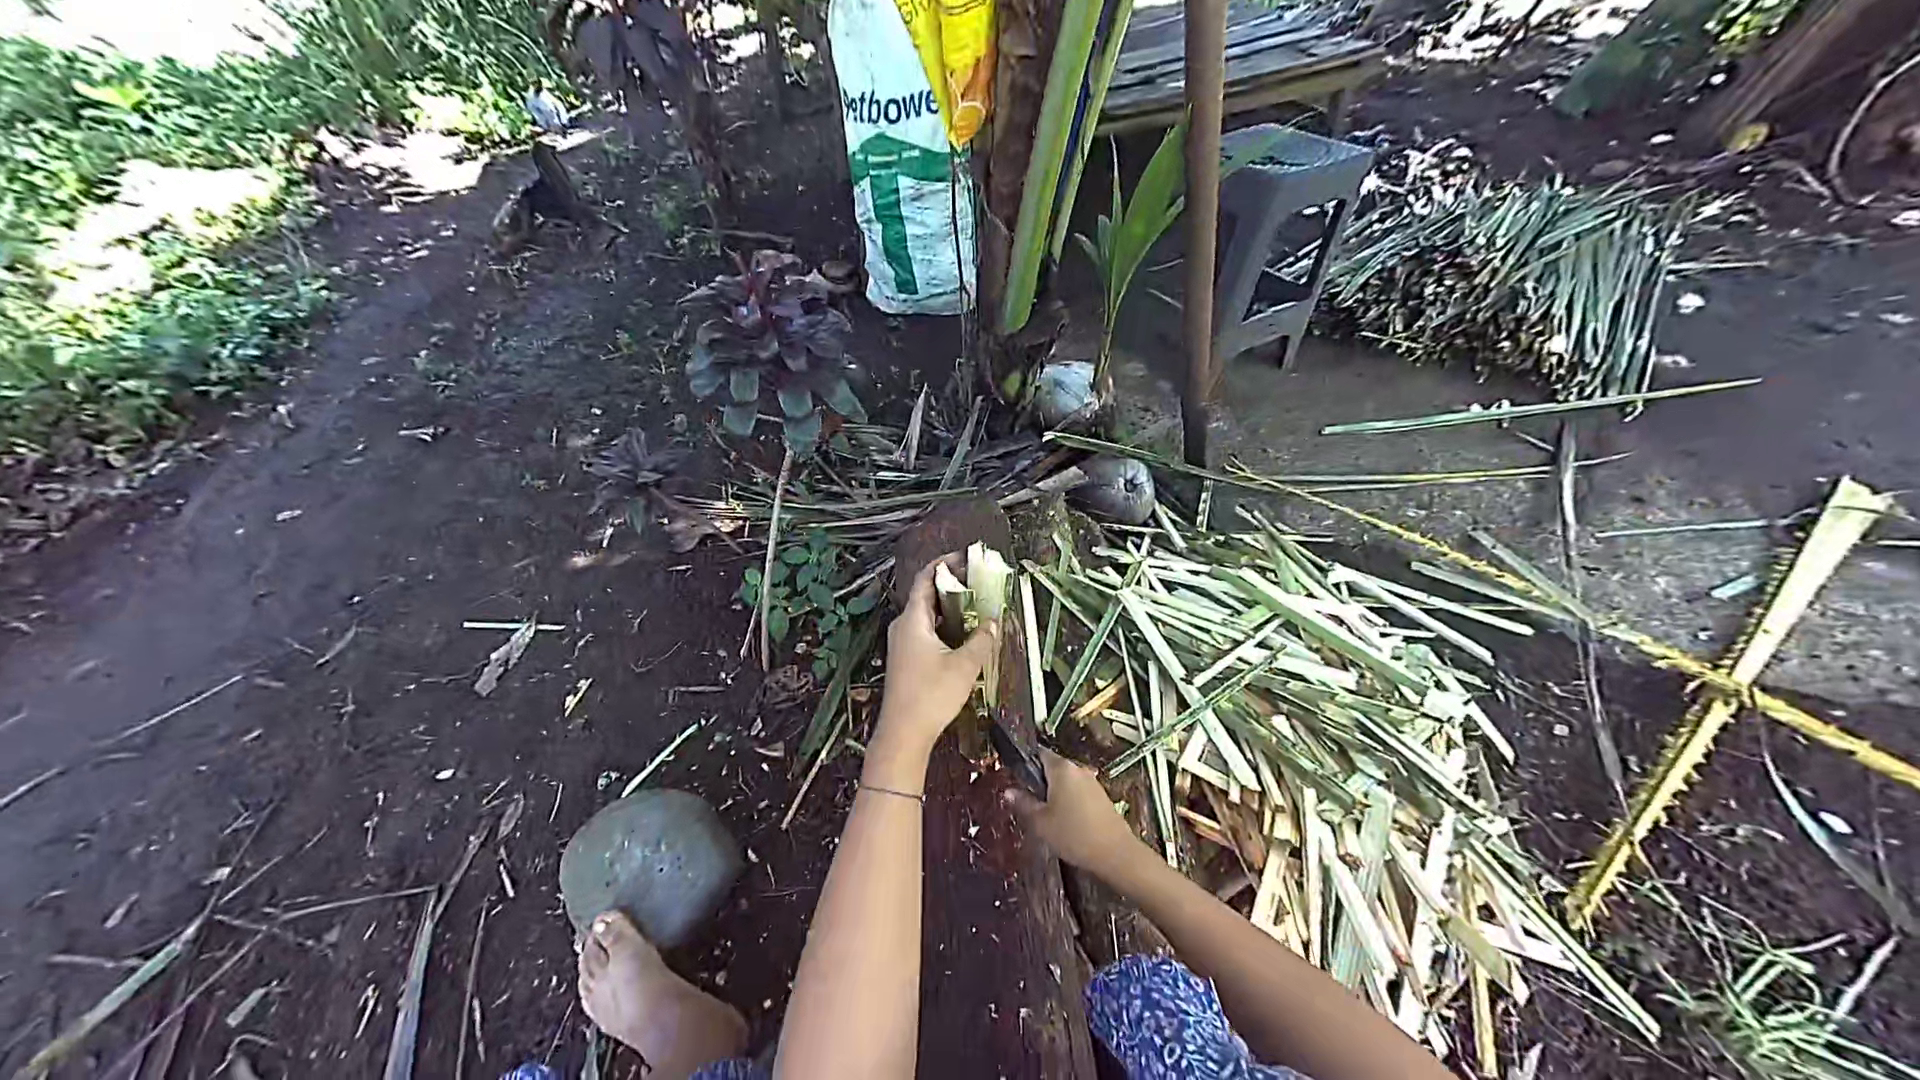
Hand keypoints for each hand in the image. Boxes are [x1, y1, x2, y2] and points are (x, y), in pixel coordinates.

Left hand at [873, 552, 998, 754]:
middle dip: (952, 585)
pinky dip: (945, 626)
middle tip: (979, 581)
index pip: (926, 578)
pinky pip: (926, 631)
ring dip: (950, 608)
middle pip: (926, 594)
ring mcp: (902, 644)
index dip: (945, 563)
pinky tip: (964, 635)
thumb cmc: (931, 695)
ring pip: (927, 615)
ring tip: (977, 605)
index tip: (966, 557)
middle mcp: (903, 626)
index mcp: (912, 620)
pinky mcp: (906, 659)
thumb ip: (982, 640)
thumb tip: (994, 621)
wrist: (904, 733)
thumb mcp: (964, 665)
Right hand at [1005, 749, 1148, 880]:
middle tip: (1030, 803)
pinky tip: (1067, 823)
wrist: (1115, 854)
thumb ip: (1023, 803)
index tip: (1017, 779)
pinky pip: (1079, 792)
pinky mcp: (1102, 796)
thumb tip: (1008, 791)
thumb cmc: (1074, 835)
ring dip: (1056, 794)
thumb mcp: (1041, 822)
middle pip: (1053, 767)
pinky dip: (1070, 802)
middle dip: (1040, 782)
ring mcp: (1093, 782)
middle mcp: (1078, 769)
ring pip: (1067, 782)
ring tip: (1048, 817)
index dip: (1025, 763)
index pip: (1038, 753)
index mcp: (1062, 768)